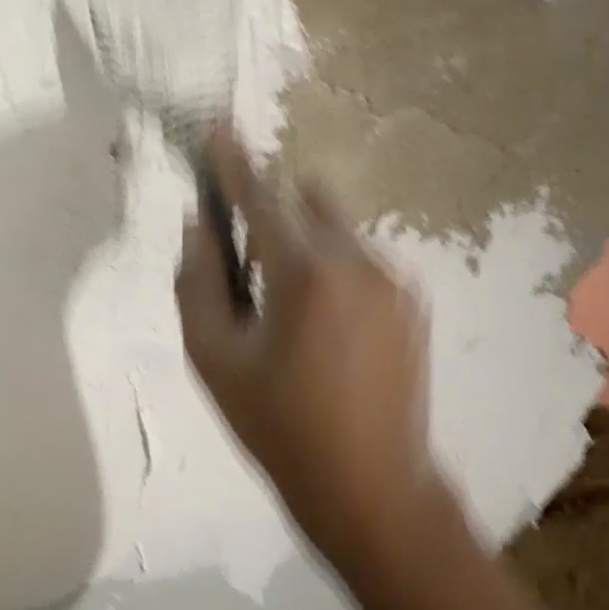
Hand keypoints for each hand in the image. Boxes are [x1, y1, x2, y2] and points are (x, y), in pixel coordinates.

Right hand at [175, 127, 442, 563]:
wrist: (369, 486)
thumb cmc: (275, 424)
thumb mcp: (211, 357)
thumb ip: (196, 281)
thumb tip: (197, 227)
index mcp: (305, 272)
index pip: (259, 195)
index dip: (233, 159)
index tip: (217, 123)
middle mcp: (359, 260)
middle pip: (305, 199)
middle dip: (269, 210)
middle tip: (244, 264)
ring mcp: (395, 281)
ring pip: (334, 228)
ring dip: (300, 242)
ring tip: (282, 308)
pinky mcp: (411, 303)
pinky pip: (358, 259)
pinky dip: (328, 268)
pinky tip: (318, 329)